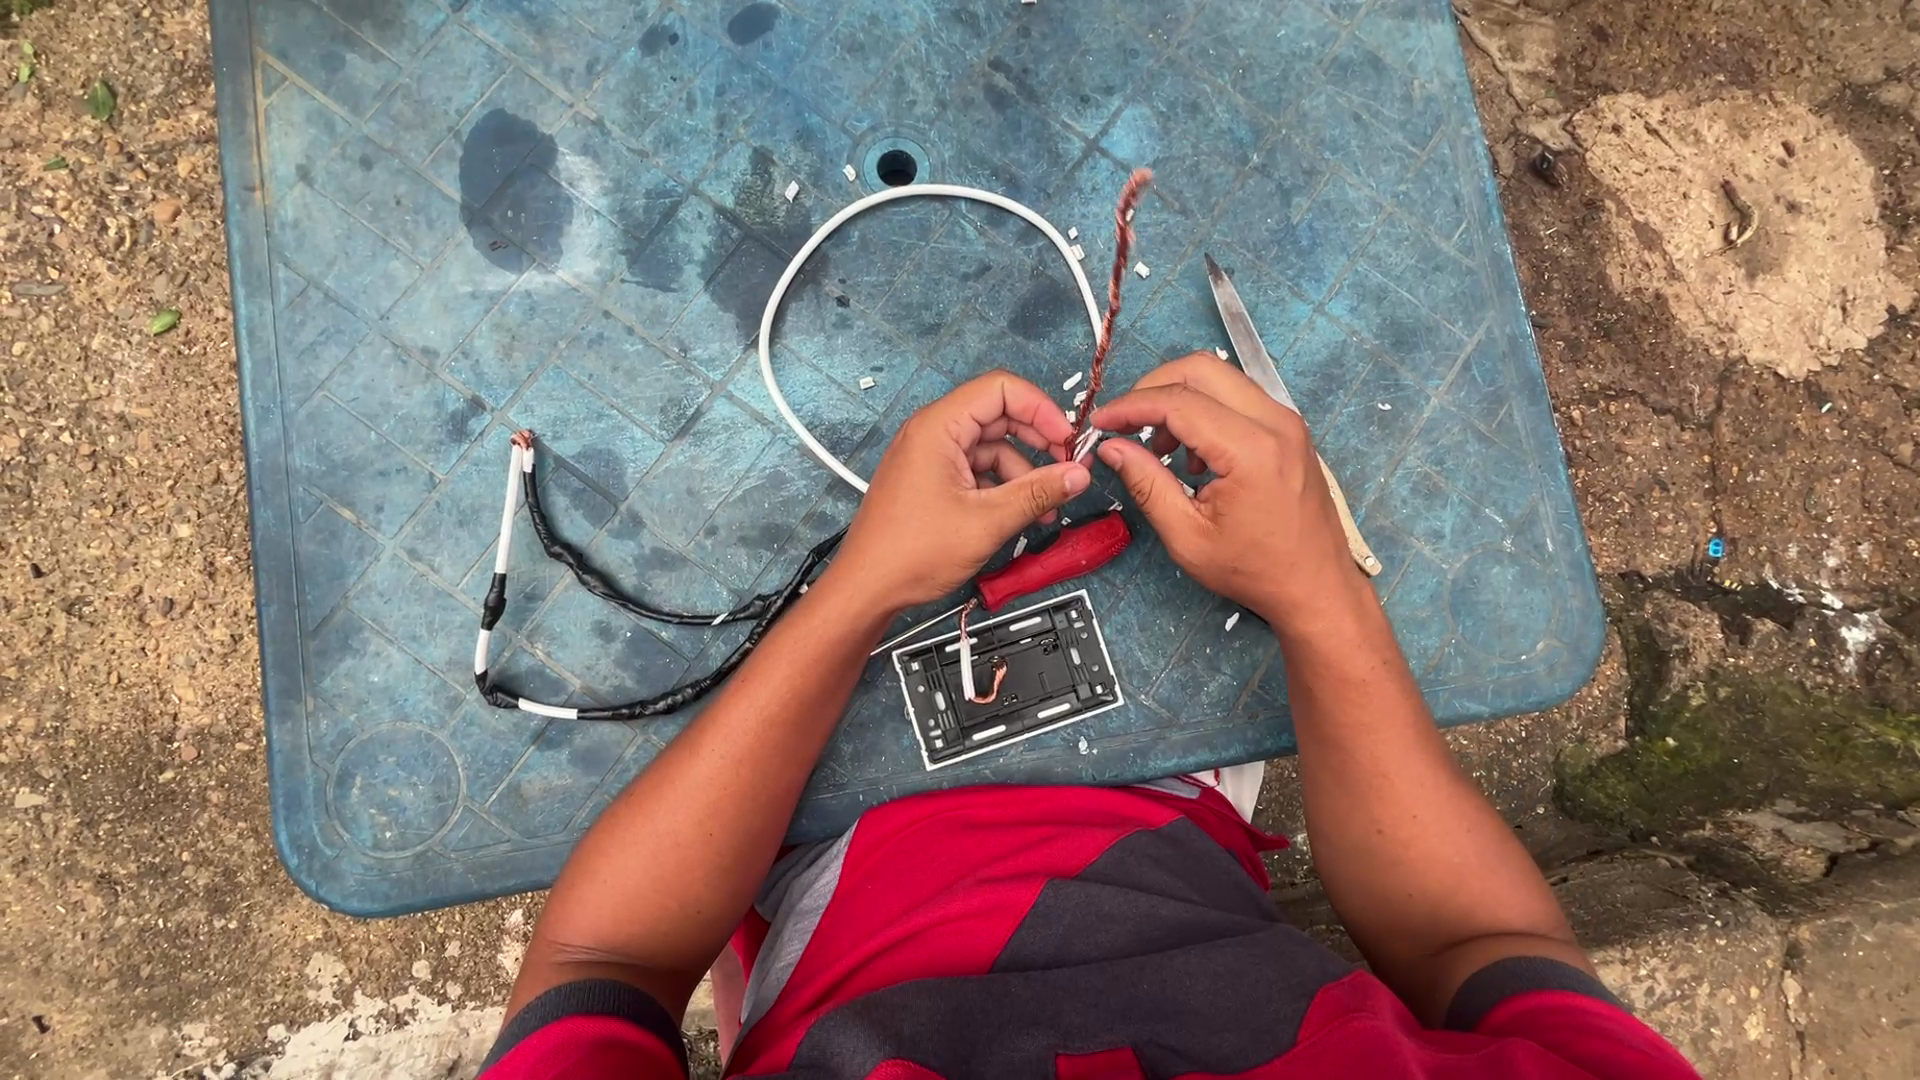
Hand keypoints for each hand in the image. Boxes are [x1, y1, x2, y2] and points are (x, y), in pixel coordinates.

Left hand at [828, 371, 1091, 611]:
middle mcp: (933, 433)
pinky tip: (1022, 512)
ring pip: (992, 447)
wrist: (868, 588)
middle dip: (1038, 440)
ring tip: (1048, 505)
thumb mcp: (987, 522)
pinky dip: (1003, 486)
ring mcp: (931, 457)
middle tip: (1067, 467)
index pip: (1001, 389)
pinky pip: (977, 470)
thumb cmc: (910, 553)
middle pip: (999, 416)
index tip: (1067, 439)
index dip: (1041, 408)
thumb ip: (1037, 493)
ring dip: (1024, 472)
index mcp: (939, 427)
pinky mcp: (932, 480)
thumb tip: (1077, 475)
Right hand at [1088, 353, 1363, 635]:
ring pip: (1220, 377)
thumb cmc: (1253, 570)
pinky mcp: (1288, 429)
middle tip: (1124, 423)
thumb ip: (1146, 484)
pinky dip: (1203, 410)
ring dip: (1178, 399)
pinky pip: (1237, 397)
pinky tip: (1192, 456)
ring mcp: (1286, 421)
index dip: (1130, 407)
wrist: (1316, 586)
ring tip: (1159, 448)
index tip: (1100, 422)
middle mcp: (1274, 422)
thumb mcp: (1187, 536)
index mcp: (1251, 450)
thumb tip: (1111, 448)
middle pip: (1200, 369)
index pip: (1177, 402)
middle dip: (1152, 388)